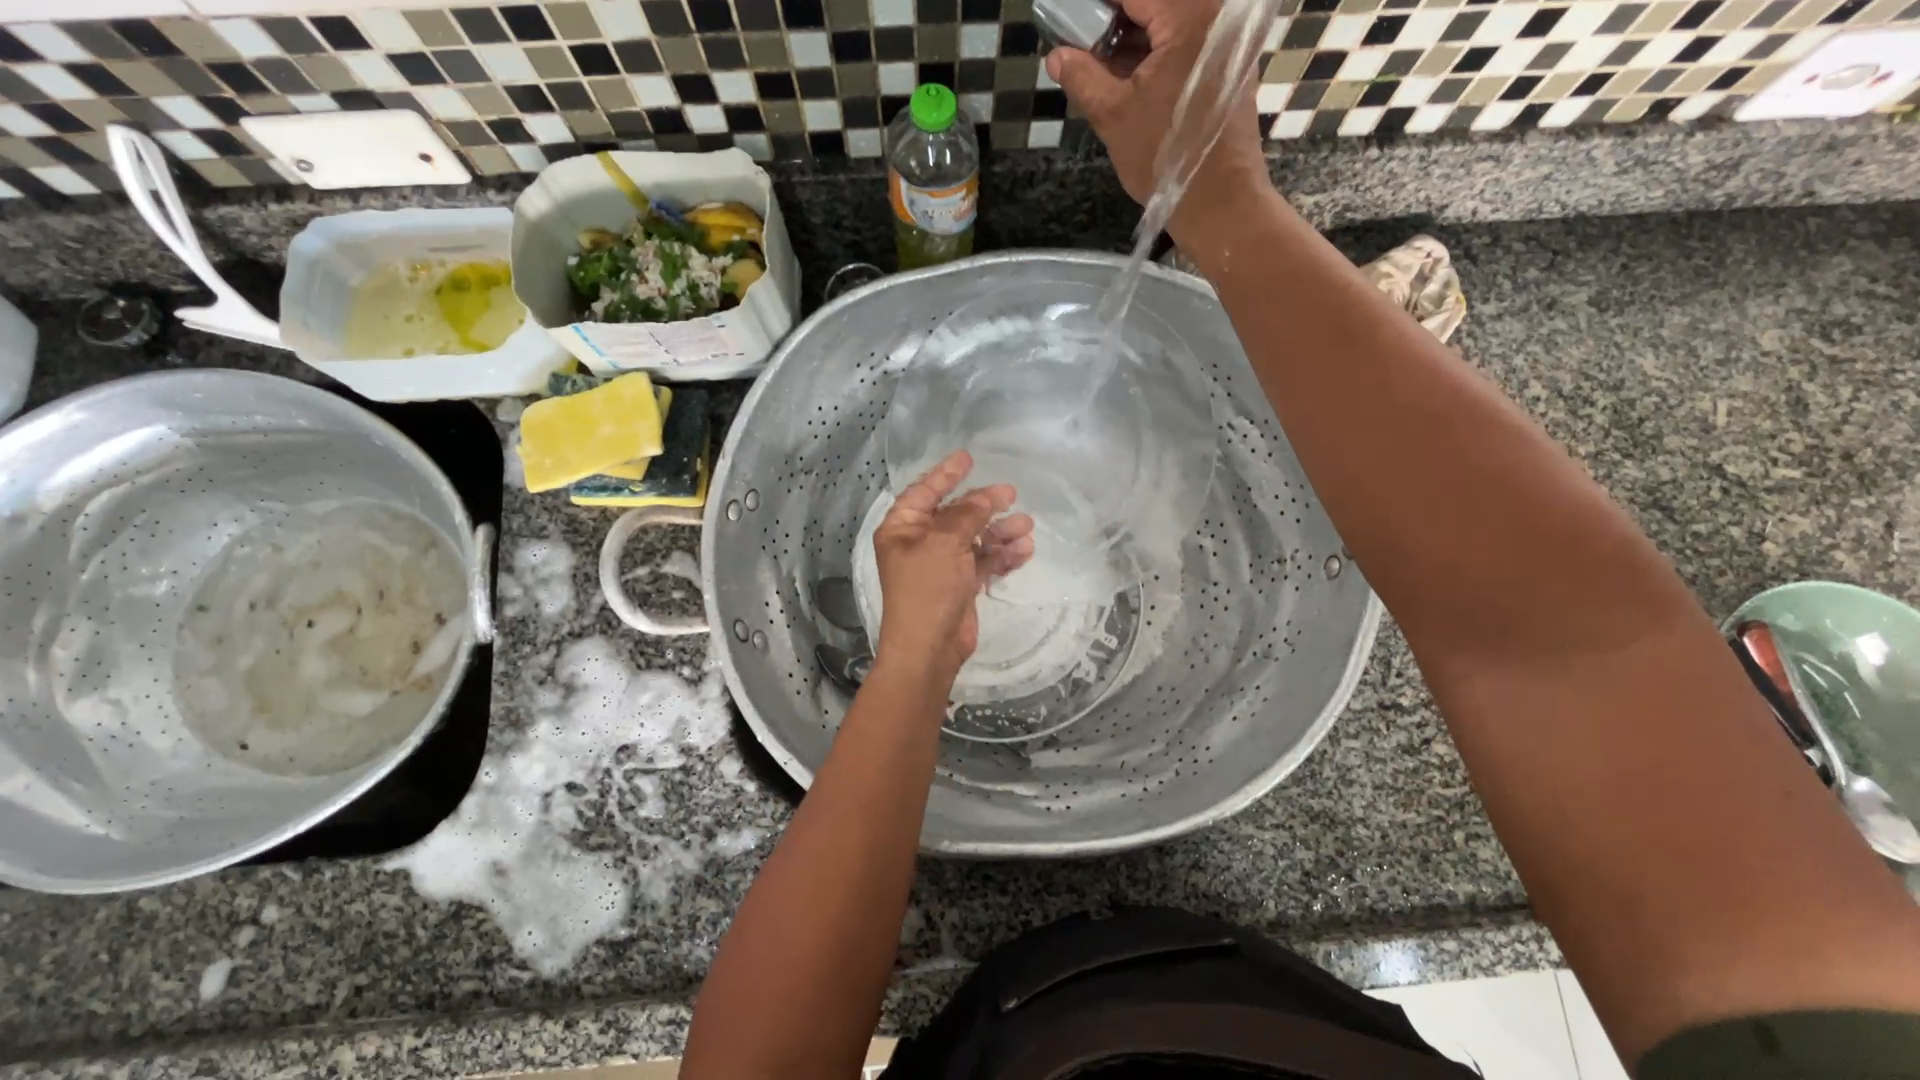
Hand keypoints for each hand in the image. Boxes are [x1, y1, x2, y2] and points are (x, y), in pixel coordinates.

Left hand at [873, 450, 1035, 681]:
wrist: (929, 648)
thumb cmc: (927, 589)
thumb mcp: (945, 542)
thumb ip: (968, 513)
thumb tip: (989, 495)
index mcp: (902, 528)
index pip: (924, 491)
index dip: (946, 474)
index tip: (969, 458)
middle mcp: (919, 543)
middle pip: (955, 514)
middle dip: (984, 505)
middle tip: (1012, 494)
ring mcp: (940, 566)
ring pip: (974, 538)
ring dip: (1000, 532)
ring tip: (1027, 526)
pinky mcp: (960, 586)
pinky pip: (983, 563)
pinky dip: (1002, 557)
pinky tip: (1024, 551)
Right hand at [1044, 0, 1268, 222]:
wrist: (1219, 202)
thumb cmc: (1166, 158)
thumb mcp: (1113, 115)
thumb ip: (1082, 76)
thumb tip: (1057, 55)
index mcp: (1191, 16)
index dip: (1096, 6)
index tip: (1070, 18)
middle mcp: (1218, 16)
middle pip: (1155, 5)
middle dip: (1116, 21)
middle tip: (1083, 44)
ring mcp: (1229, 42)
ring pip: (1171, 22)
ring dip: (1135, 37)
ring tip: (1100, 64)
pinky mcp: (1232, 66)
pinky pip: (1188, 42)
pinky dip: (1157, 52)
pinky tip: (1129, 77)